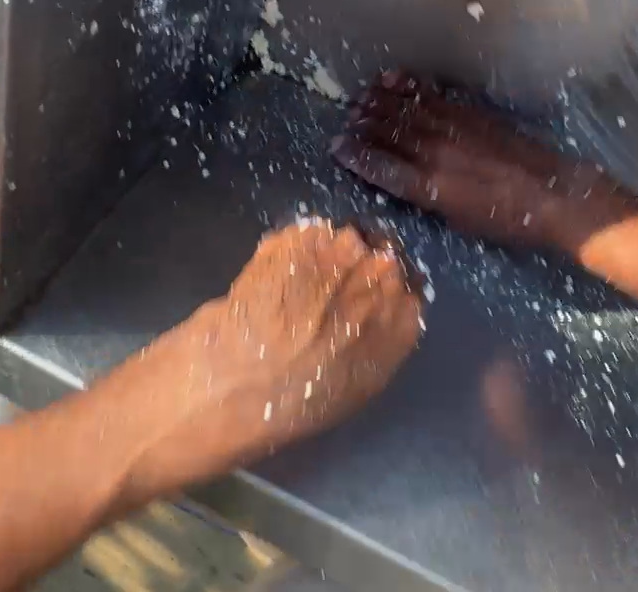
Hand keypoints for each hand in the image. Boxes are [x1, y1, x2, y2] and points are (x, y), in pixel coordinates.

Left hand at [105, 220, 423, 496]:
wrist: (229, 384)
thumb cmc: (288, 404)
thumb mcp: (353, 388)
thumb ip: (377, 342)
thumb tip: (370, 315)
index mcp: (400, 321)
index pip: (408, 288)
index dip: (381, 291)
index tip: (361, 298)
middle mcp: (381, 275)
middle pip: (378, 253)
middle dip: (356, 266)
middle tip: (324, 287)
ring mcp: (340, 248)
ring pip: (341, 240)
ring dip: (323, 255)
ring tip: (293, 284)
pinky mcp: (298, 233)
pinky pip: (305, 235)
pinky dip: (290, 251)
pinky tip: (270, 278)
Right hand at [331, 71, 637, 254]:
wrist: (554, 194)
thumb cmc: (508, 221)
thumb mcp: (460, 220)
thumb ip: (430, 196)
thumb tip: (409, 180)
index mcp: (430, 187)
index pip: (382, 168)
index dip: (357, 156)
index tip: (336, 147)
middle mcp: (436, 153)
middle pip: (390, 133)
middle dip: (364, 124)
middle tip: (346, 117)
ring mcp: (454, 129)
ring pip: (408, 110)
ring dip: (381, 102)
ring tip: (361, 96)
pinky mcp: (471, 113)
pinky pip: (434, 96)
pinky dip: (411, 87)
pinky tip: (396, 80)